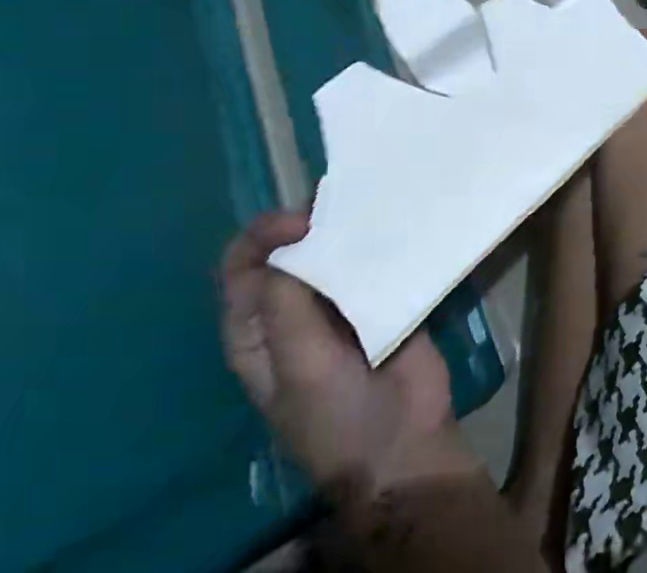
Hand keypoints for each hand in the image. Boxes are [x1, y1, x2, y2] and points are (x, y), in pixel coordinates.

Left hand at [220, 213, 476, 492]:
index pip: (244, 267)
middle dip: (310, 224)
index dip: (264, 236)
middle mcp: (295, 310)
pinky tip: (401, 224)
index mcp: (258, 328)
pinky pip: (380, 264)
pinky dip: (387, 243)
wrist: (402, 439)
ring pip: (338, 255)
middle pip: (292, 253)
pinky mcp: (386, 301)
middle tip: (345, 209)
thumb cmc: (335, 410)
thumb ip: (287, 304)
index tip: (306, 222)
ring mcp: (343, 305)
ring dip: (351, 230)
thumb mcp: (298, 364)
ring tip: (375, 206)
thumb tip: (294, 243)